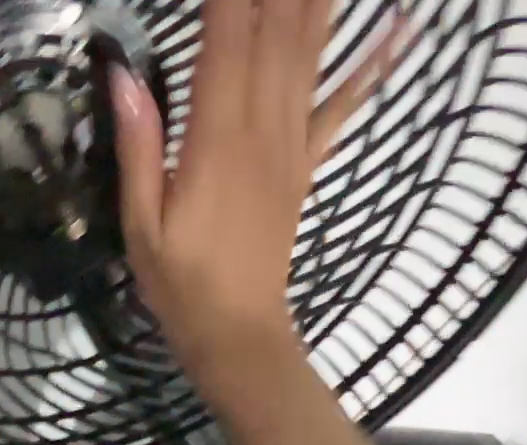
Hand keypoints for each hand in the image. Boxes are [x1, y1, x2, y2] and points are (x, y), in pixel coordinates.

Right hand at [111, 0, 399, 366]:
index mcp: (215, 139)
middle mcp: (262, 127)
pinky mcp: (307, 165)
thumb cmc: (180, 285)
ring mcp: (292, 144)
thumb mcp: (141, 225)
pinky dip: (373, 63)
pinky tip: (401, 24)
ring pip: (311, 49)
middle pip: (276, 26)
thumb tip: (125, 75)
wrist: (238, 332)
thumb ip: (138, 149)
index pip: (225, 35)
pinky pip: (344, 105)